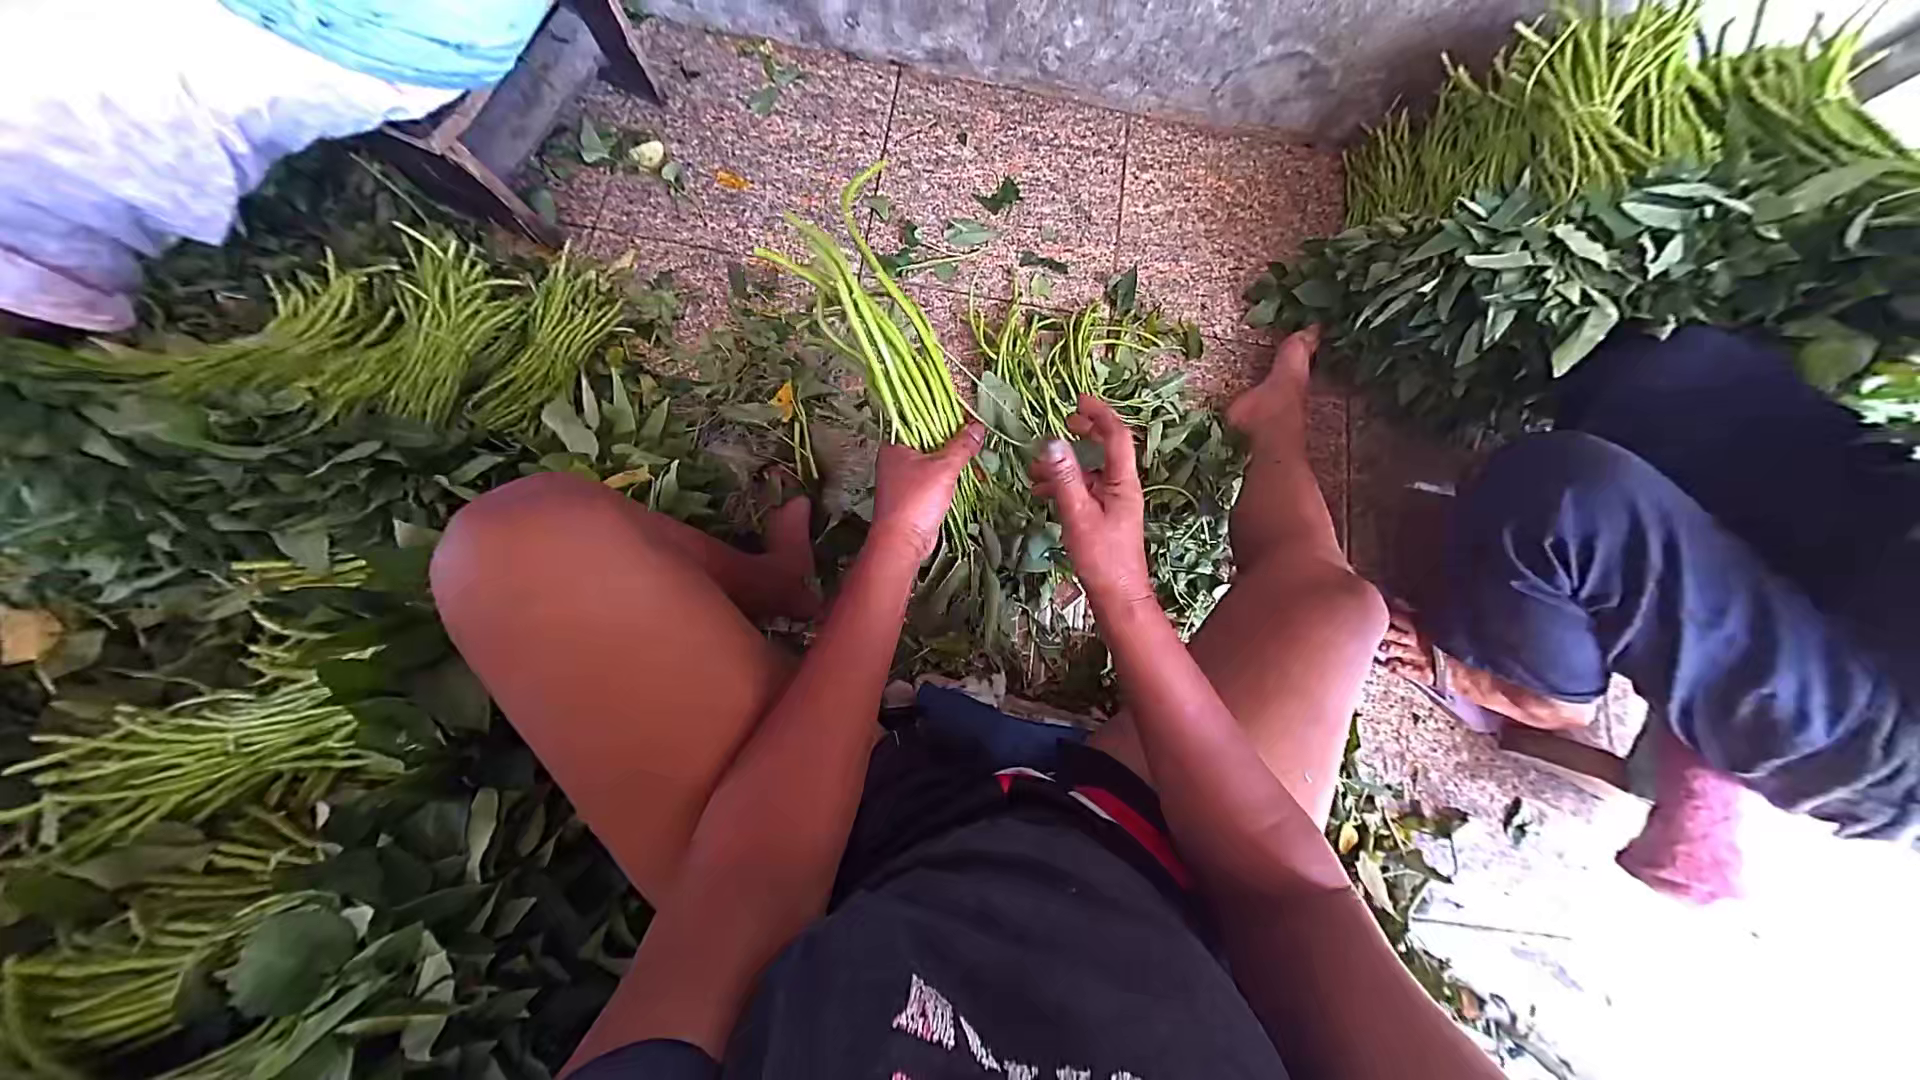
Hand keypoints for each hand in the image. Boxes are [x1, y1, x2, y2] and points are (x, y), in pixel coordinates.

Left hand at [870, 423, 983, 559]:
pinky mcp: (912, 494)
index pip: (919, 419)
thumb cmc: (916, 500)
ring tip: (975, 454)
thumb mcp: (944, 468)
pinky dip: (949, 475)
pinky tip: (967, 475)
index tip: (965, 416)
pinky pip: (934, 477)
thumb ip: (962, 446)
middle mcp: (895, 458)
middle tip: (974, 435)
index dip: (942, 415)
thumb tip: (977, 427)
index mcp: (895, 444)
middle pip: (927, 440)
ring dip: (953, 459)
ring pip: (932, 460)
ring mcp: (903, 478)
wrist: (902, 541)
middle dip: (952, 440)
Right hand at [1028, 395, 1154, 614]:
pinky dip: (1064, 485)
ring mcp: (1114, 502)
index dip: (1099, 414)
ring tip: (1036, 468)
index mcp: (1122, 481)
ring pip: (1090, 471)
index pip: (1116, 436)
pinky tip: (1042, 492)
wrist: (1118, 595)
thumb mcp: (1078, 514)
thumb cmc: (1101, 557)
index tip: (1078, 400)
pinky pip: (1084, 490)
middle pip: (1106, 448)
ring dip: (1066, 464)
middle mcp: (1122, 487)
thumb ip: (1064, 477)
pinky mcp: (1104, 516)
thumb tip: (1051, 441)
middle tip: (1062, 423)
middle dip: (1084, 433)